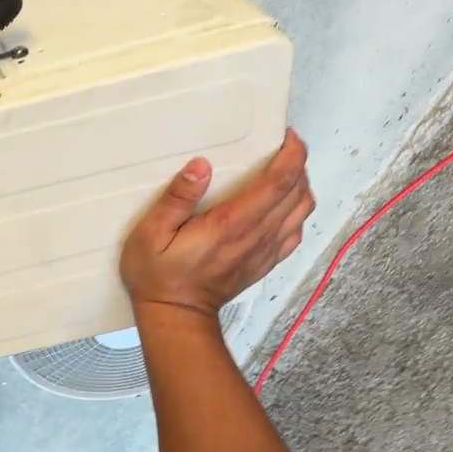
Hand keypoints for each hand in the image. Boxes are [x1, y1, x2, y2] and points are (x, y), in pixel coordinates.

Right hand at [120, 129, 313, 320]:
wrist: (175, 316)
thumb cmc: (157, 275)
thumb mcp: (150, 234)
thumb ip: (176, 199)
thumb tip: (201, 165)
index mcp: (232, 223)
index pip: (279, 182)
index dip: (292, 155)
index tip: (286, 135)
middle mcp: (257, 235)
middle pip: (298, 192)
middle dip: (297, 164)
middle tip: (280, 147)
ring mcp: (265, 251)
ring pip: (302, 211)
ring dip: (300, 186)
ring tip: (282, 171)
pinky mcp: (265, 263)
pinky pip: (296, 232)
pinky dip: (297, 211)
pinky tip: (281, 205)